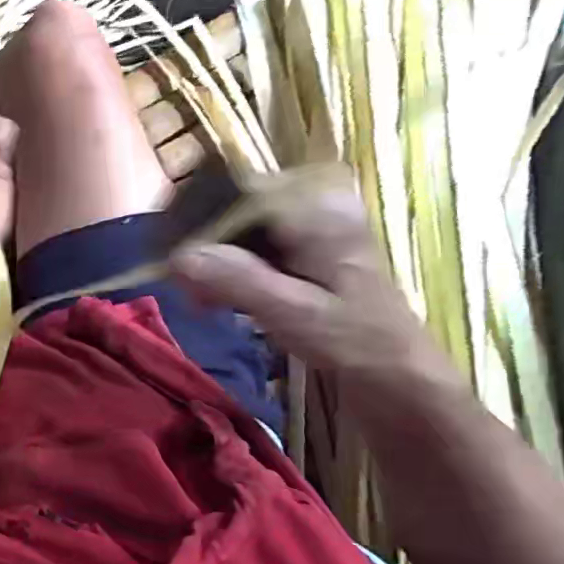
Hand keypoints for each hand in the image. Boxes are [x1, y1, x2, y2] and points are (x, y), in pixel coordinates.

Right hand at [169, 180, 461, 394]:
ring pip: (240, 228)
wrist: (397, 374)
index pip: (241, 188)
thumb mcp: (293, 313)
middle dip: (201, 241)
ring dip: (211, 258)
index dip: (197, 211)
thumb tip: (179, 257)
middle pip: (237, 206)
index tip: (166, 245)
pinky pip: (252, 246)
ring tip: (193, 296)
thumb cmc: (355, 342)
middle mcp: (313, 206)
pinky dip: (229, 269)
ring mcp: (308, 227)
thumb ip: (238, 281)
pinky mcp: (303, 251)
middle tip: (177, 280)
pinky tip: (213, 298)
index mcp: (318, 211)